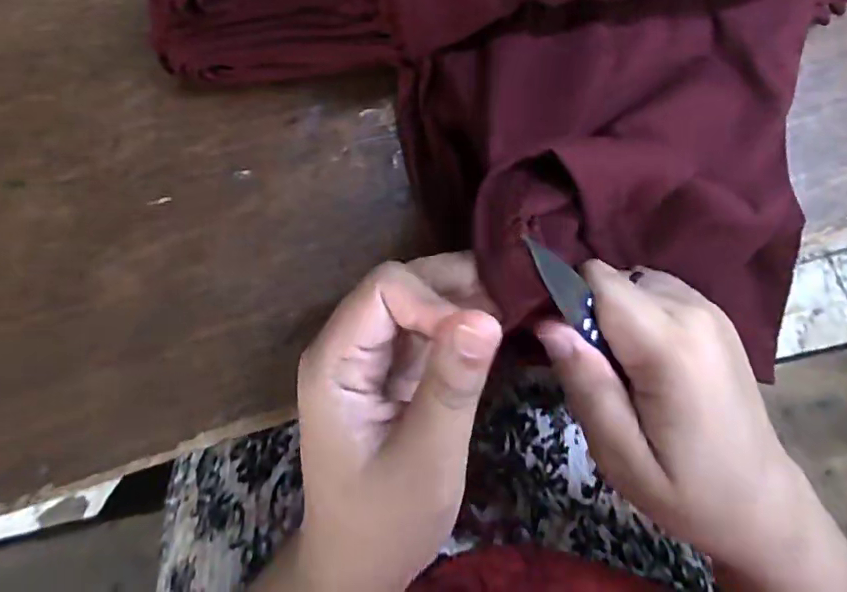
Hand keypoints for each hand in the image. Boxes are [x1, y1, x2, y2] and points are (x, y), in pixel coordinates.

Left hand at [259, 252, 501, 591]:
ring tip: (511, 311)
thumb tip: (485, 316)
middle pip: (401, 283)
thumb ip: (451, 386)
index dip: (434, 299)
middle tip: (512, 302)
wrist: (358, 567)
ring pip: (417, 296)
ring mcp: (369, 353)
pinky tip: (495, 330)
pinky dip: (462, 322)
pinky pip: (427, 325)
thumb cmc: (384, 523)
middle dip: (455, 287)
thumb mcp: (426, 461)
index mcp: (335, 361)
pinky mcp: (392, 366)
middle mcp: (347, 343)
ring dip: (463, 299)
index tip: (480, 330)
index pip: (384, 289)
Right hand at [538, 262, 846, 591]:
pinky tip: (651, 356)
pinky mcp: (714, 310)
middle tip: (601, 371)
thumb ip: (586, 384)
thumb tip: (547, 322)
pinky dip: (640, 310)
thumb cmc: (686, 490)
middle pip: (613, 278)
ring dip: (616, 311)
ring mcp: (708, 306)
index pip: (597, 280)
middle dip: (592, 312)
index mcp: (669, 344)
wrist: (761, 502)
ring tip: (627, 366)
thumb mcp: (621, 456)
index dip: (569, 301)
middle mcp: (692, 309)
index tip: (566, 346)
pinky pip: (656, 288)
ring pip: (632, 279)